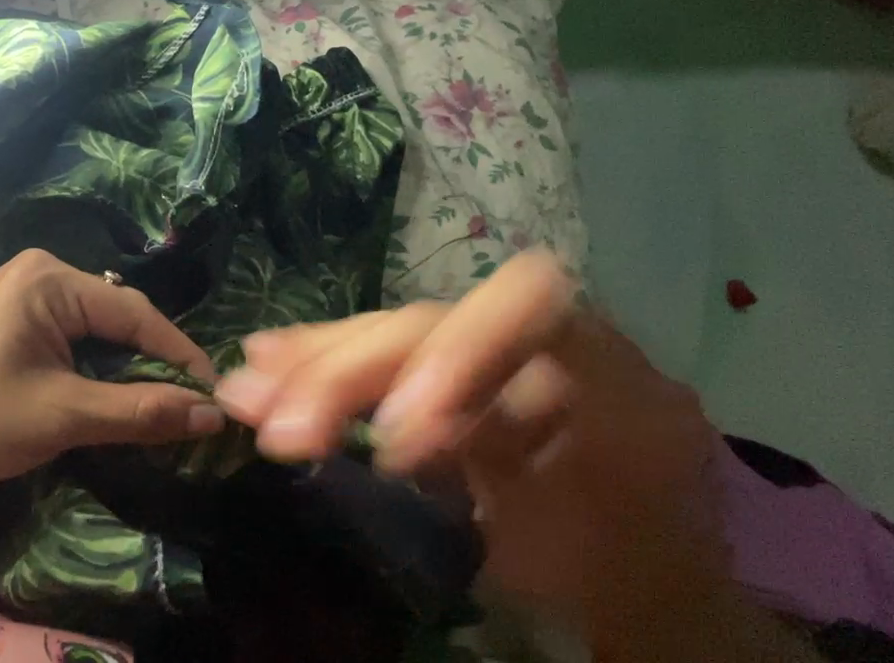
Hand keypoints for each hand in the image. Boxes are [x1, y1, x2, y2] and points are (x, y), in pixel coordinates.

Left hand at [0, 249, 225, 489]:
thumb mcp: (65, 416)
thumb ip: (141, 411)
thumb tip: (213, 416)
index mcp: (50, 279)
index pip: (135, 313)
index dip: (180, 355)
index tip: (218, 396)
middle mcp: (40, 271)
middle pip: (118, 316)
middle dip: (154, 360)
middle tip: (194, 405)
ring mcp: (25, 291)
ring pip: (99, 327)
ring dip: (128, 365)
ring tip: (164, 403)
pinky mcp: (16, 315)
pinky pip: (74, 333)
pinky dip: (99, 364)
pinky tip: (116, 393)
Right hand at [213, 253, 730, 642]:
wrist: (646, 592)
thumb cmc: (619, 577)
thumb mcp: (568, 539)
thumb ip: (488, 470)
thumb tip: (385, 429)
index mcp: (609, 374)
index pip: (531, 301)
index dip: (455, 349)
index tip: (392, 437)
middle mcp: (540, 341)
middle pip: (430, 322)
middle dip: (349, 372)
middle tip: (280, 425)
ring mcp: (489, 354)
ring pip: (391, 334)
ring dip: (316, 363)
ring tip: (247, 390)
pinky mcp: (449, 372)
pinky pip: (382, 353)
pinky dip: (322, 361)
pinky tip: (267, 363)